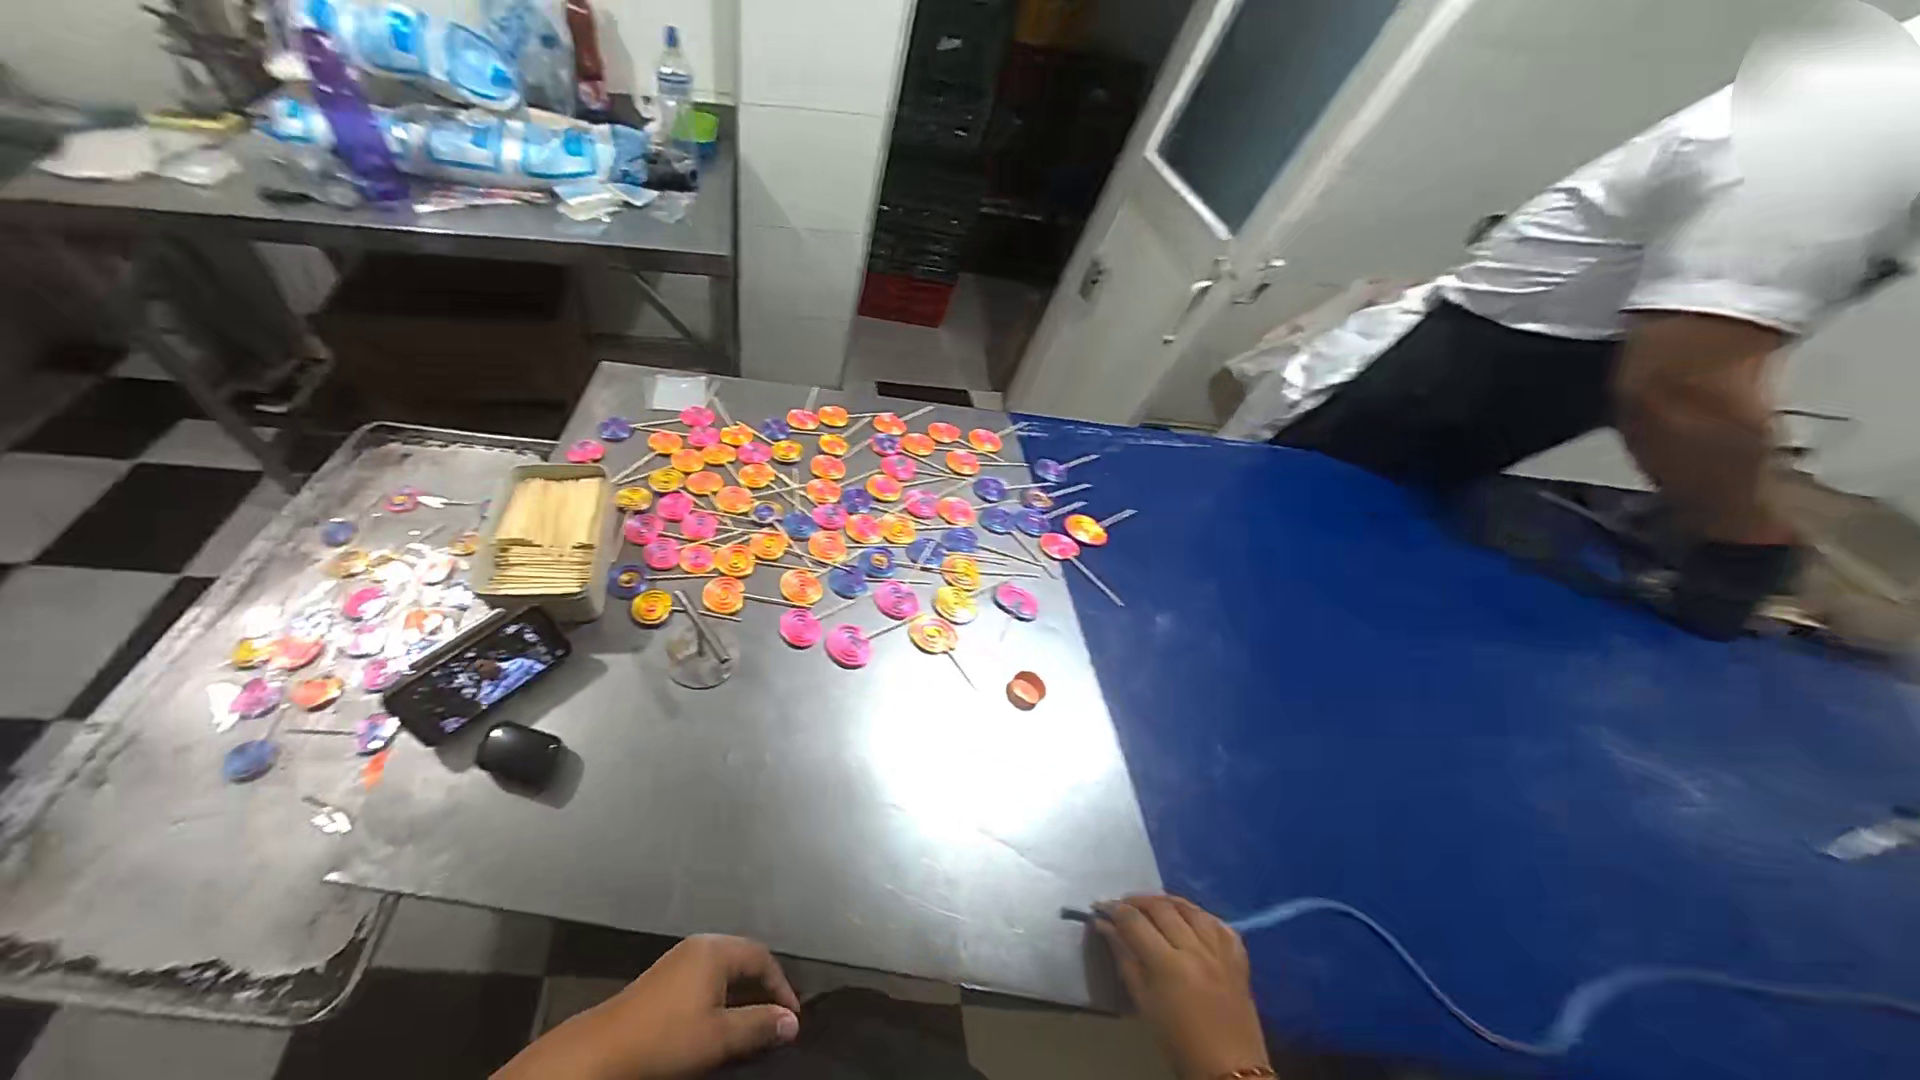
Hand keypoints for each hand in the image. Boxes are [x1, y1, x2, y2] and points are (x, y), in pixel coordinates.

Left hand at [495, 934, 800, 1079]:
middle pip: (744, 959)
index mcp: (716, 951)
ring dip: (742, 993)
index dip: (781, 987)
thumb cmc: (665, 1040)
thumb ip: (758, 1027)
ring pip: (724, 969)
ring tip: (752, 1023)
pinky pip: (706, 977)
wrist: (598, 1054)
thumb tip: (792, 1023)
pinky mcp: (664, 978)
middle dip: (763, 988)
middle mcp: (700, 945)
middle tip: (775, 1019)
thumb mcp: (718, 1038)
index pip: (762, 958)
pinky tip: (719, 1021)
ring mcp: (679, 959)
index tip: (791, 1018)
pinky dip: (722, 996)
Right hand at [1095, 895, 1270, 1079]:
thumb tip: (1103, 925)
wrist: (1229, 1070)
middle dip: (1136, 901)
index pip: (1134, 922)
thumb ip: (1123, 957)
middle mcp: (1194, 949)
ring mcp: (1219, 950)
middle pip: (1160, 908)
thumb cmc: (1177, 1041)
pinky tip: (1188, 918)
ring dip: (1166, 902)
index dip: (1113, 909)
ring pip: (1189, 908)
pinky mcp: (1238, 956)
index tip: (1099, 906)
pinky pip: (1217, 922)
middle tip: (1121, 905)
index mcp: (1168, 965)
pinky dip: (1199, 915)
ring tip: (1151, 906)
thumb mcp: (1143, 1002)